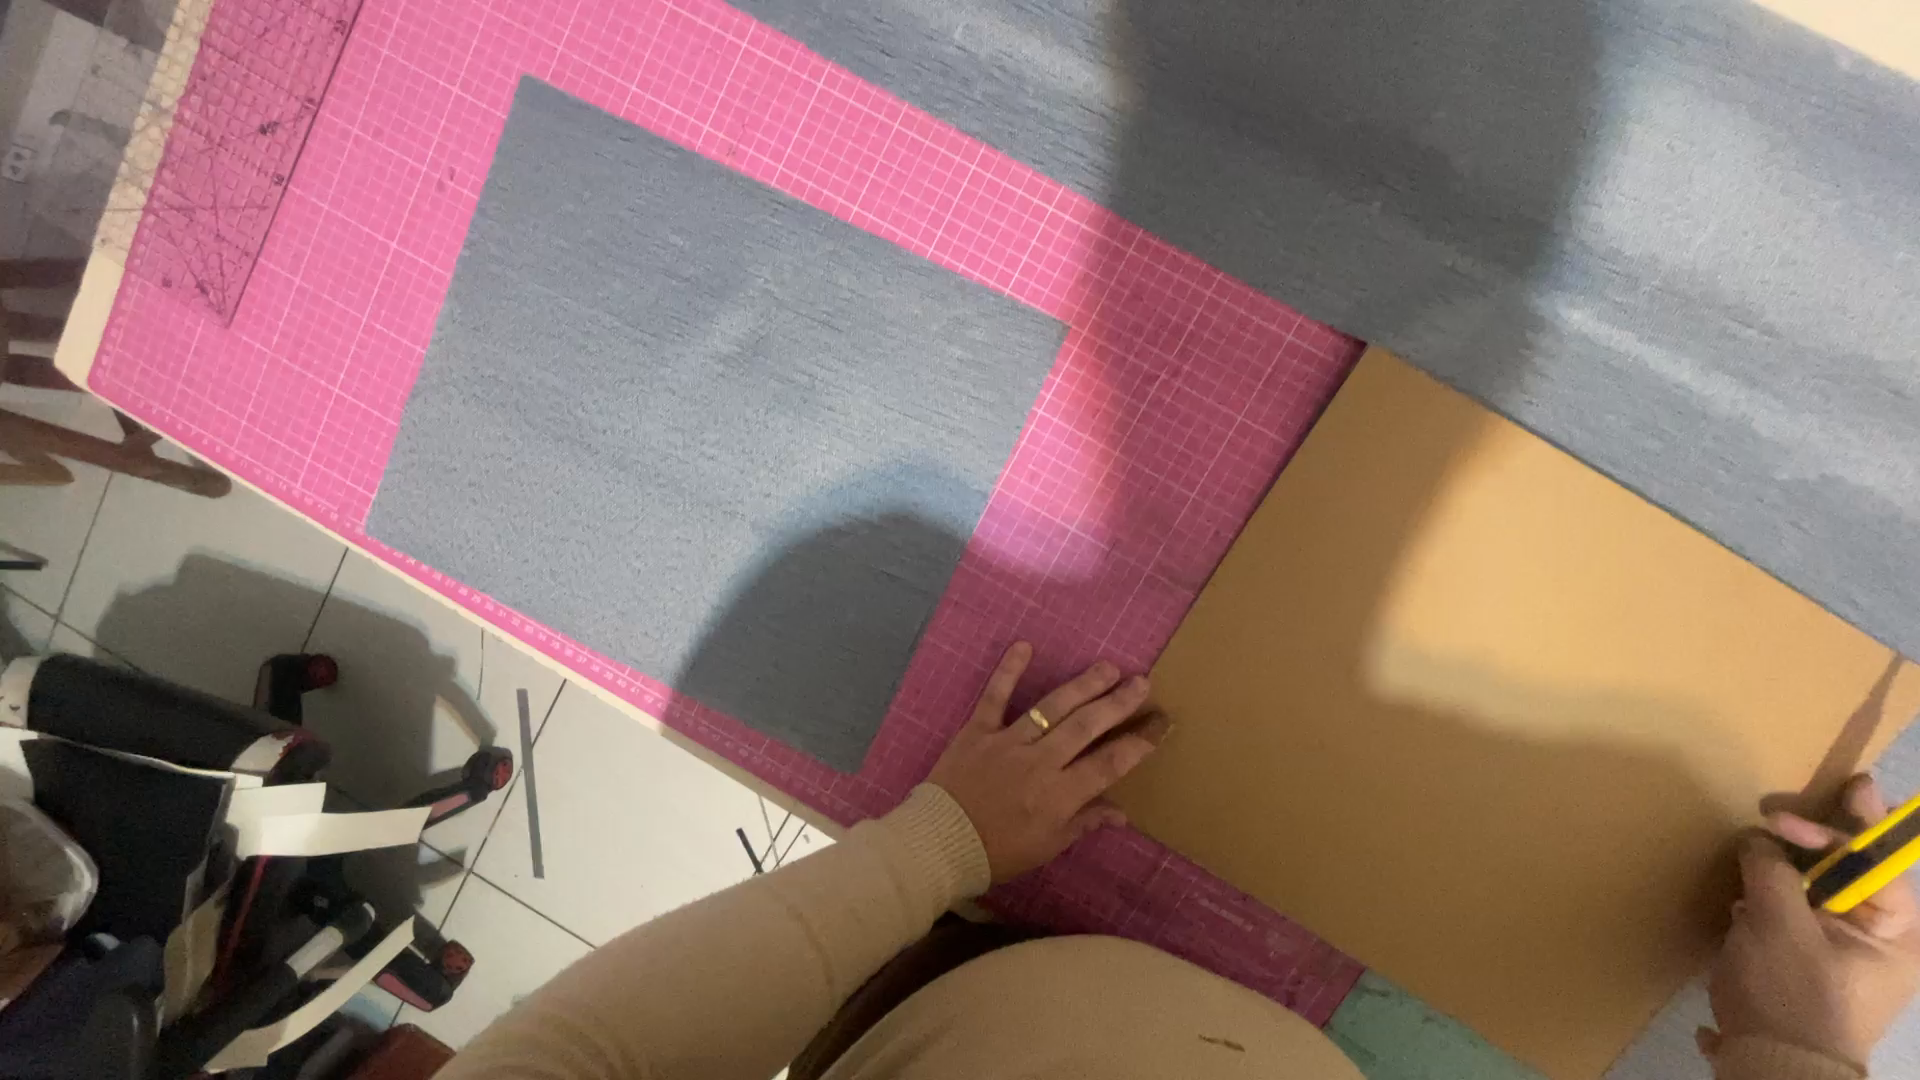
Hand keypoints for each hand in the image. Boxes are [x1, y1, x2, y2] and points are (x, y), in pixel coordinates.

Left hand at [925, 642, 1168, 883]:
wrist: (940, 843)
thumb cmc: (998, 851)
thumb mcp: (1047, 847)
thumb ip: (1084, 823)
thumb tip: (1122, 812)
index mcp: (1059, 796)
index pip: (1109, 764)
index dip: (1139, 742)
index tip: (1161, 722)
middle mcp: (1040, 763)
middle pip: (1086, 727)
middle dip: (1117, 703)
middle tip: (1142, 682)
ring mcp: (1008, 742)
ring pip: (1051, 708)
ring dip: (1082, 685)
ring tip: (1107, 667)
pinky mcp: (978, 730)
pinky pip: (995, 696)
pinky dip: (1008, 670)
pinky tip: (1024, 645)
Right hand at [1700, 775, 1919, 1068]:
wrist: (1775, 1057)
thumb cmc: (1793, 991)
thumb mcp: (1780, 928)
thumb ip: (1773, 875)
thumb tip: (1761, 839)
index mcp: (1894, 933)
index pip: (1881, 865)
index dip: (1856, 827)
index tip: (1827, 796)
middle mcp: (1874, 934)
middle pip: (1851, 868)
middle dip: (1818, 835)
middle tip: (1778, 812)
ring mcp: (1833, 942)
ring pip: (1815, 881)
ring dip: (1789, 854)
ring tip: (1765, 829)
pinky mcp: (1796, 948)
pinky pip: (1788, 899)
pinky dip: (1770, 878)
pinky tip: (1748, 867)